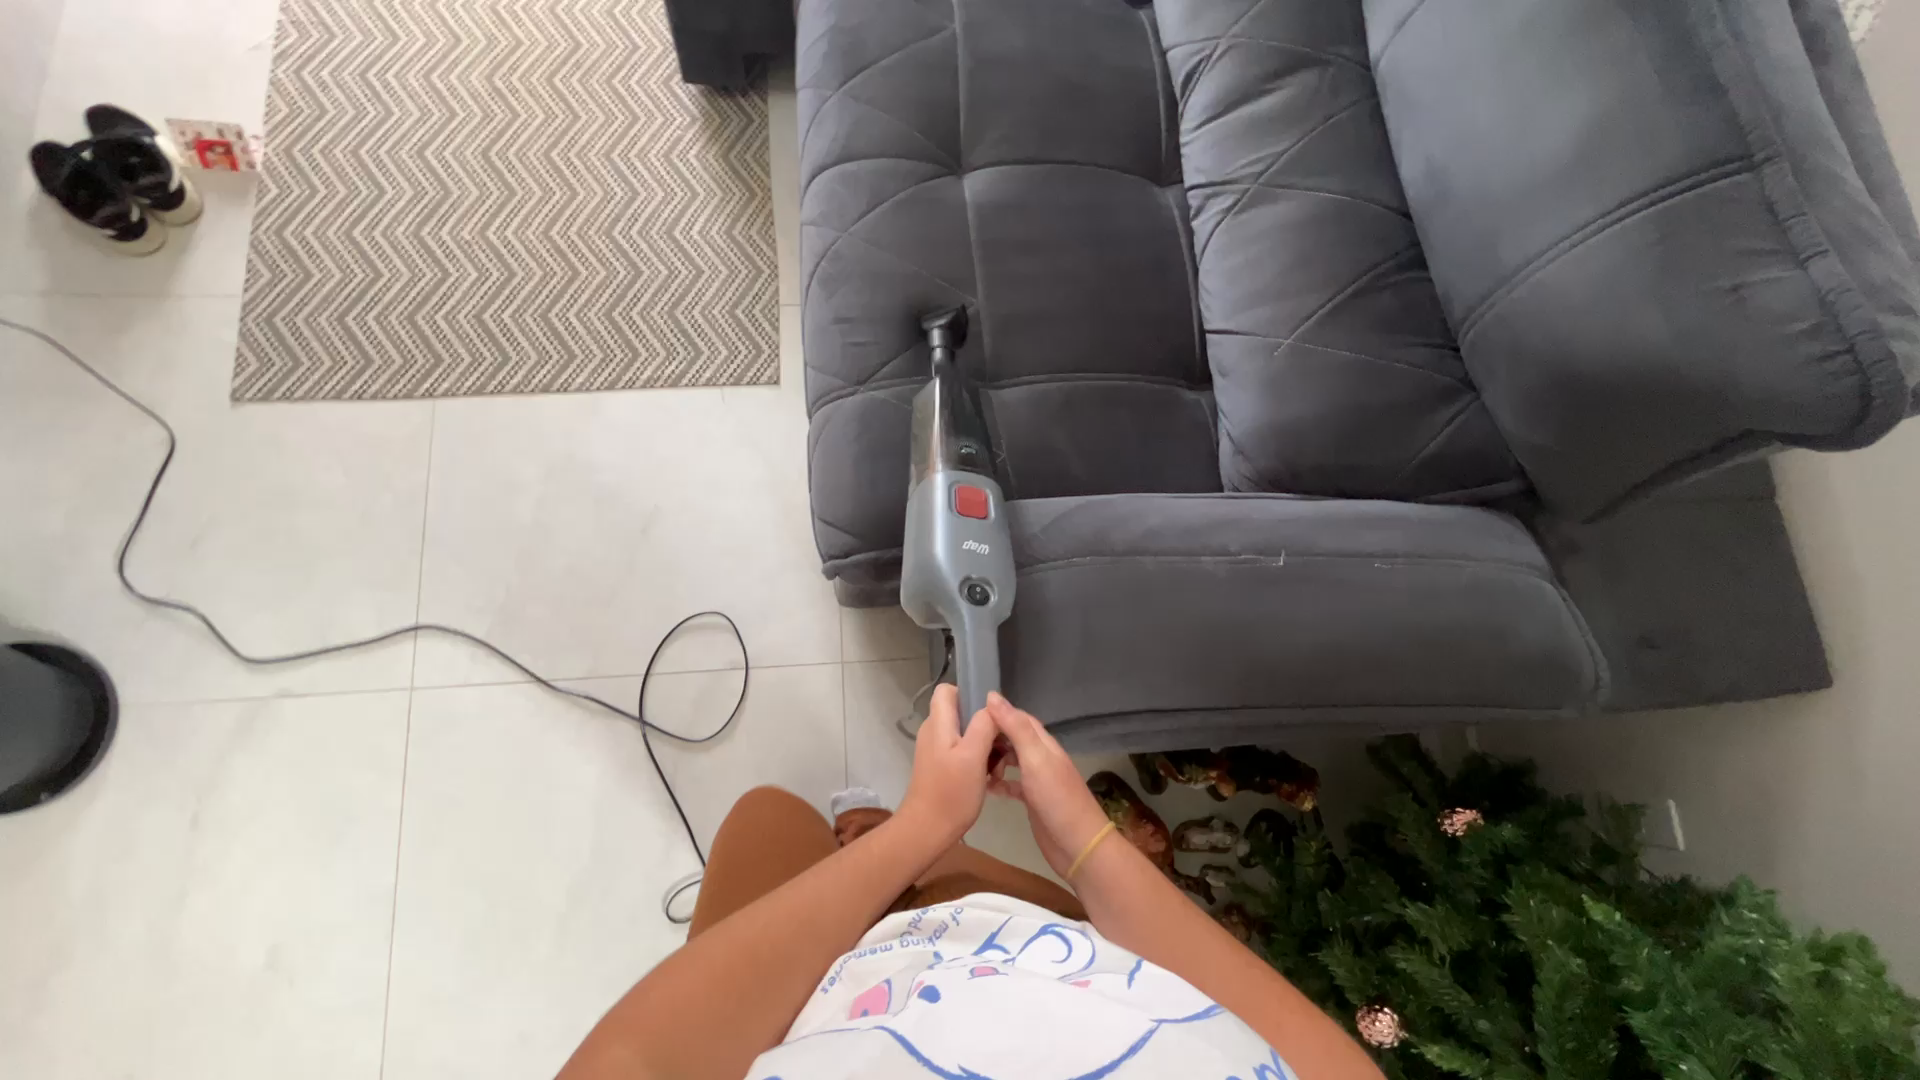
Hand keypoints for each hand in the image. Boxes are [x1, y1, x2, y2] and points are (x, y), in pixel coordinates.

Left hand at [896, 684, 999, 850]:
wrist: (927, 830)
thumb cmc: (951, 793)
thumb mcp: (973, 755)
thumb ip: (983, 725)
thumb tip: (992, 703)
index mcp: (938, 723)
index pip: (948, 690)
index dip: (970, 694)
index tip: (992, 715)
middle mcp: (934, 731)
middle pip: (963, 712)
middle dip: (986, 725)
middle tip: (1002, 747)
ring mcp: (937, 749)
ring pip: (967, 733)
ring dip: (986, 746)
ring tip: (998, 768)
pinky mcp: (941, 766)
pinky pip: (964, 751)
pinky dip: (978, 759)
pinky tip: (989, 778)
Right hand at [984, 693, 1112, 879]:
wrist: (1078, 846)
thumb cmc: (1057, 799)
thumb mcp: (1035, 758)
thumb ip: (1016, 728)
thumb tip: (992, 696)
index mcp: (1044, 743)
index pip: (1018, 718)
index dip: (996, 714)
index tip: (970, 716)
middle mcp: (1041, 757)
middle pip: (1013, 738)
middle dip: (992, 738)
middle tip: (966, 744)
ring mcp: (1038, 780)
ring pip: (1011, 761)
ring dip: (994, 760)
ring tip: (974, 766)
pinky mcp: (1033, 800)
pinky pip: (1012, 784)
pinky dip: (999, 783)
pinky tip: (986, 788)